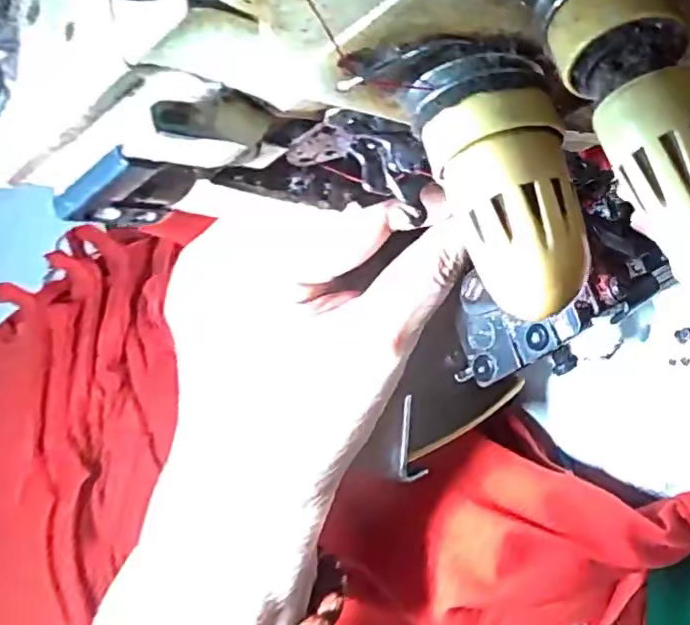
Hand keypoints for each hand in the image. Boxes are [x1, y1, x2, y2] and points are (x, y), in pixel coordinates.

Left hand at [100, 186, 465, 624]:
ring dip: (367, 223)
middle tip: (436, 229)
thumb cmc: (302, 429)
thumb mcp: (383, 341)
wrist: (251, 487)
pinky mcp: (231, 271)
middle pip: (331, 202)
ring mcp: (218, 258)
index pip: (349, 207)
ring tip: (399, 251)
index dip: (411, 208)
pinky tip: (360, 263)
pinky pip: (301, 230)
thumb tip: (472, 218)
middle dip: (389, 214)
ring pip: (319, 210)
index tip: (455, 212)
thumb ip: (429, 269)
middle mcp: (217, 248)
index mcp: (239, 263)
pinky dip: (342, 238)